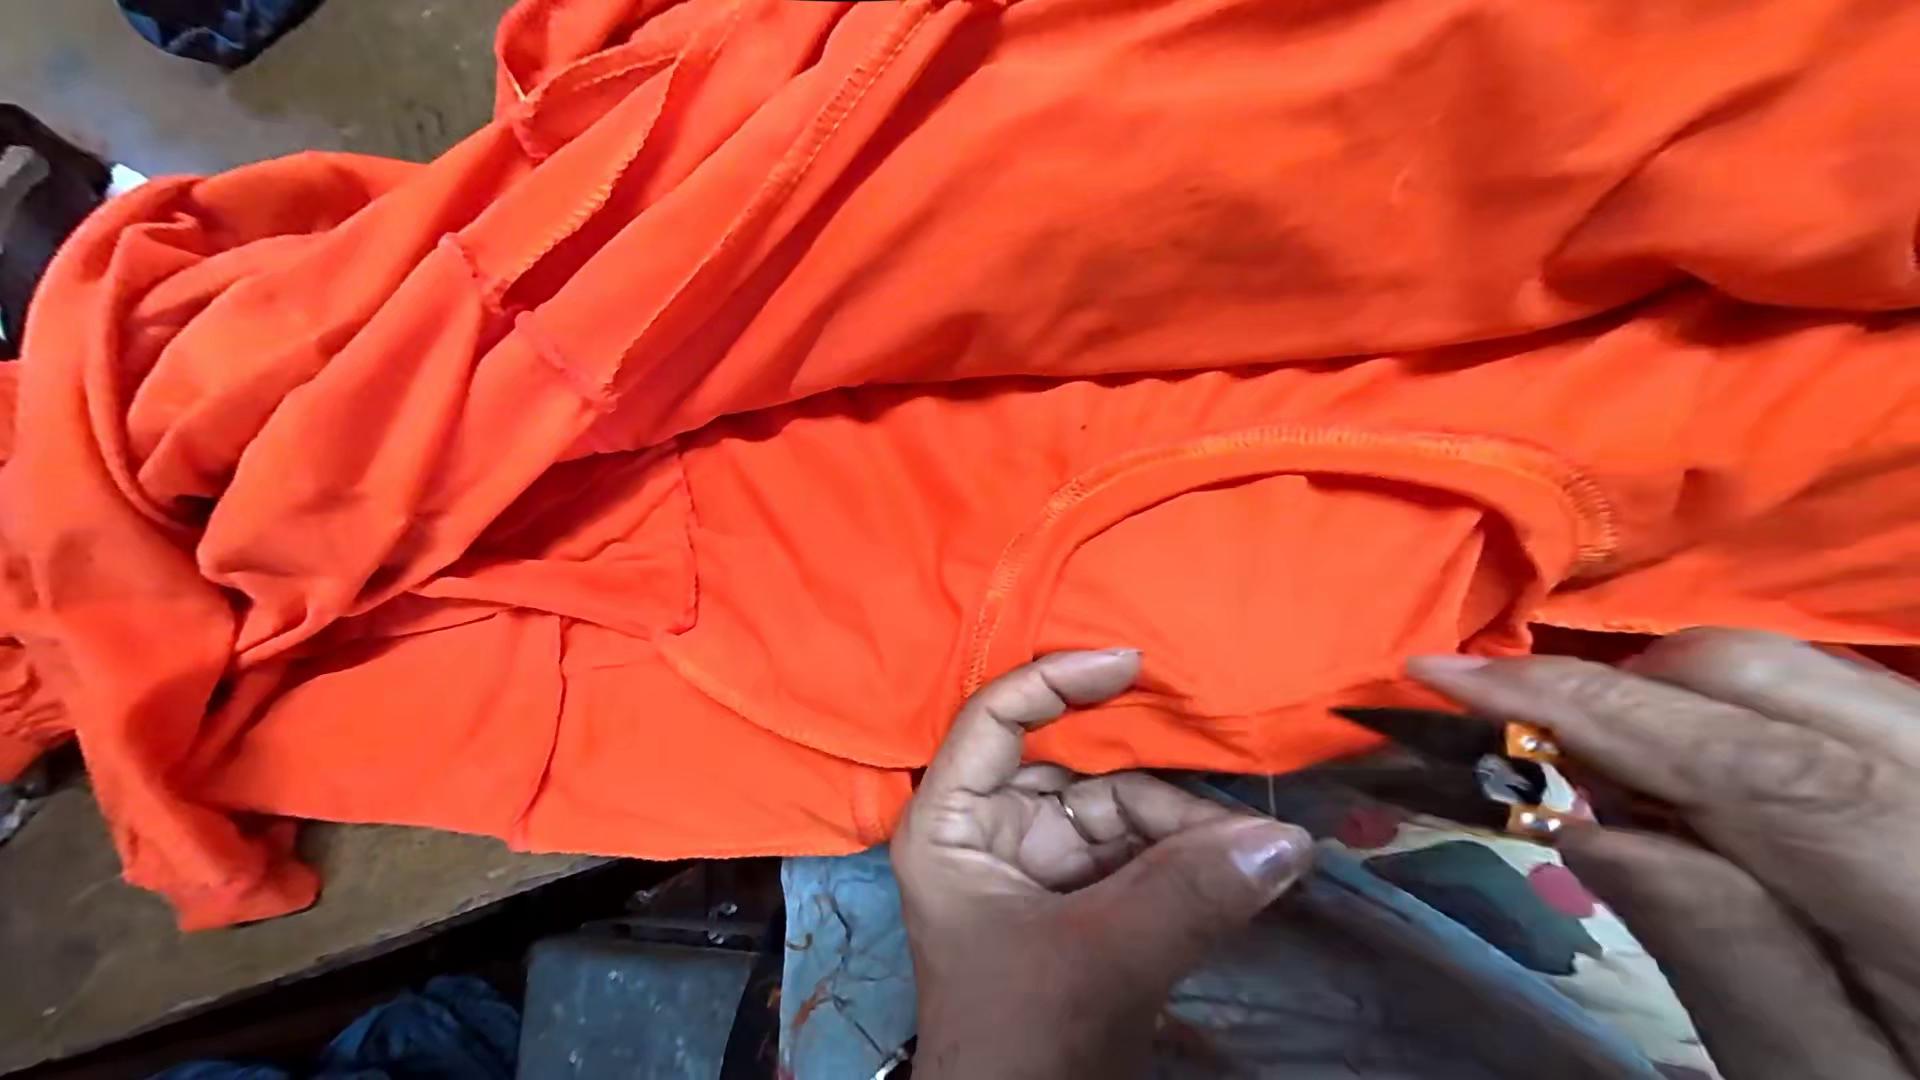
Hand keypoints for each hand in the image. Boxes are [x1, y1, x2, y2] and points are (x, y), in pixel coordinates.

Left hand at [892, 648, 1312, 1079]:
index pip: (995, 717)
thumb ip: (1184, 899)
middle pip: (1072, 764)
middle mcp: (989, 823)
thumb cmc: (1018, 1044)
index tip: (1128, 661)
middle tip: (1225, 771)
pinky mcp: (1078, 885)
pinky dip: (1183, 853)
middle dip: (1147, 776)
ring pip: (1115, 806)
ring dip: (1182, 826)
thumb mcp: (1093, 963)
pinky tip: (1235, 862)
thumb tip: (1284, 840)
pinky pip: (1135, 845)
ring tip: (1252, 847)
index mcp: (951, 821)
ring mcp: (1037, 853)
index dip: (1056, 679)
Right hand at [1409, 629, 1919, 1079]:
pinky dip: (1710, 708)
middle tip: (1539, 756)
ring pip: (1780, 665)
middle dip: (1611, 694)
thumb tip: (1568, 822)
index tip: (1439, 674)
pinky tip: (1693, 780)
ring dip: (1657, 700)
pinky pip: (1806, 687)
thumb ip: (1715, 947)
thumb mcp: (1816, 1079)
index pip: (1753, 765)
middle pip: (1756, 675)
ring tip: (1620, 776)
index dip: (1576, 702)